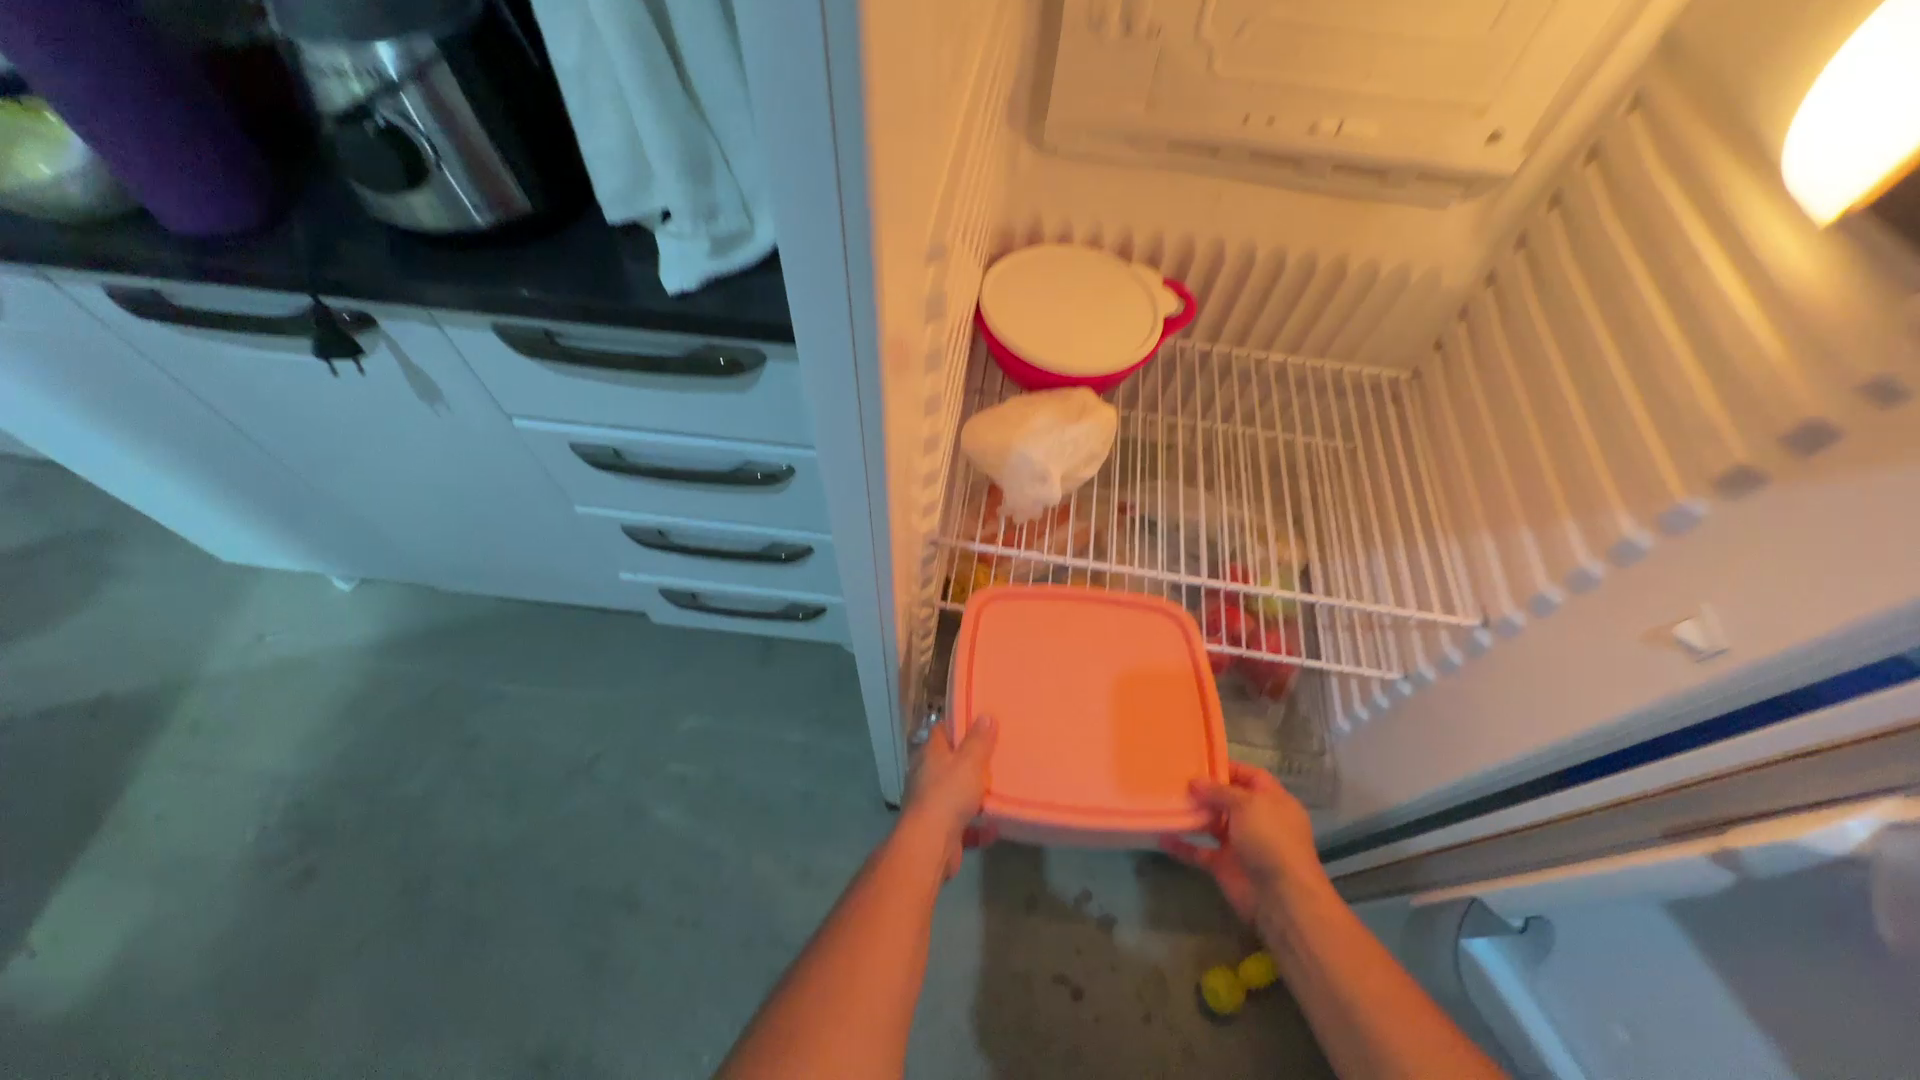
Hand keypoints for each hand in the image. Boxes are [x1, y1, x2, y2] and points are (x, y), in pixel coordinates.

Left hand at [903, 714, 998, 879]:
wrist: (930, 843)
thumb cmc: (949, 794)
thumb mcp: (970, 762)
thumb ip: (979, 740)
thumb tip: (985, 716)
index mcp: (930, 755)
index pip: (941, 731)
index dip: (959, 726)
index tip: (980, 724)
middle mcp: (926, 777)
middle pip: (949, 763)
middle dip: (969, 762)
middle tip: (995, 758)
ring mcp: (930, 805)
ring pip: (954, 795)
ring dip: (973, 796)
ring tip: (997, 791)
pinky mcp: (939, 830)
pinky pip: (963, 826)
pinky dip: (977, 828)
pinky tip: (995, 828)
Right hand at [1162, 763, 1326, 925]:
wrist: (1280, 896)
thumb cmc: (1270, 839)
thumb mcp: (1247, 805)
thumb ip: (1219, 791)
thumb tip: (1194, 782)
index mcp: (1272, 800)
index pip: (1250, 776)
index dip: (1228, 767)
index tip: (1198, 760)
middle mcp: (1257, 820)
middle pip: (1228, 799)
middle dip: (1204, 790)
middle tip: (1175, 779)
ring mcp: (1240, 843)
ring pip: (1212, 824)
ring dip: (1192, 815)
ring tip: (1166, 801)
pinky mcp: (1224, 866)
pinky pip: (1199, 851)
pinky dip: (1182, 846)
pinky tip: (1162, 837)